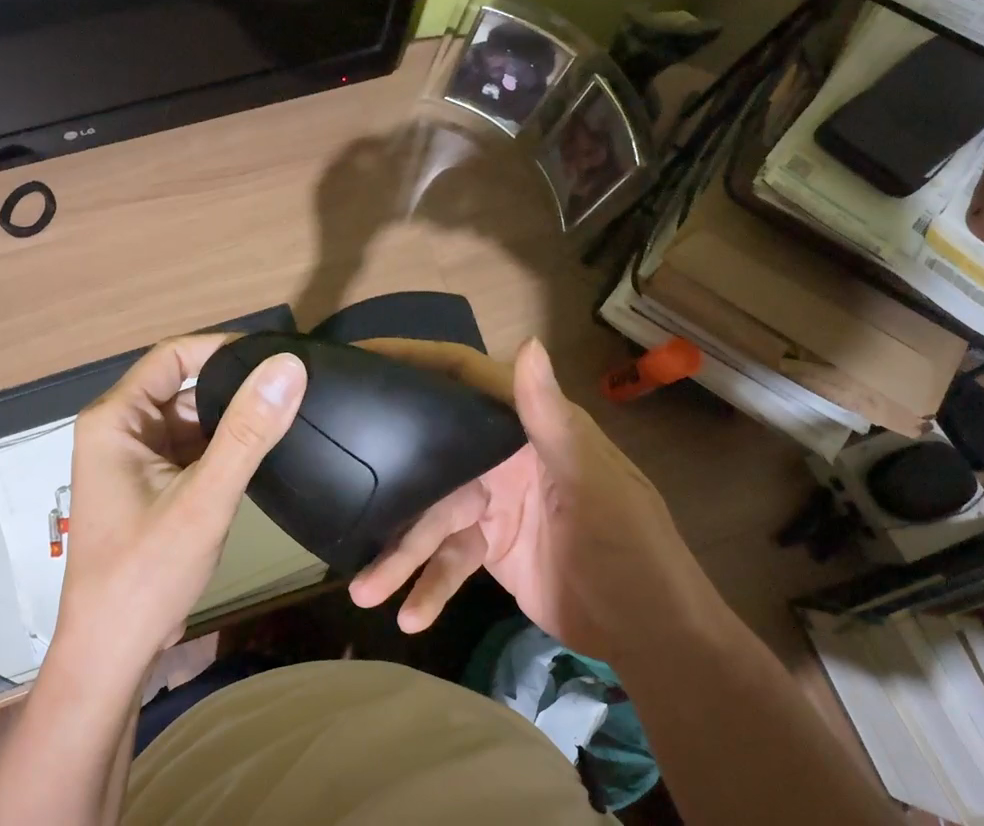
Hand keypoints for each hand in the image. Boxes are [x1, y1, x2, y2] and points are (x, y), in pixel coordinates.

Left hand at [56, 334, 306, 668]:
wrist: (113, 650)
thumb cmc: (146, 572)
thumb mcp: (203, 499)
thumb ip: (247, 432)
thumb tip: (288, 367)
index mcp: (115, 419)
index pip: (172, 357)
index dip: (222, 348)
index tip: (276, 355)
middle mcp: (119, 431)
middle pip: (182, 388)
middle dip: (233, 389)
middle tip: (294, 389)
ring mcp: (133, 462)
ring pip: (190, 422)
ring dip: (231, 423)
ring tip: (289, 416)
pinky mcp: (149, 489)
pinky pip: (190, 453)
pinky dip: (222, 452)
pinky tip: (264, 455)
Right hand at [346, 337, 726, 663]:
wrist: (653, 638)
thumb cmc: (632, 550)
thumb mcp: (594, 484)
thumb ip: (552, 420)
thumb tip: (529, 345)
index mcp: (531, 428)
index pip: (464, 380)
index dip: (416, 361)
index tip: (360, 356)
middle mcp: (504, 457)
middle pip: (430, 457)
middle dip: (384, 474)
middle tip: (329, 469)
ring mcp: (493, 505)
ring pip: (430, 520)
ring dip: (398, 557)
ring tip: (362, 590)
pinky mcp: (489, 549)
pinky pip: (446, 561)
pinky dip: (427, 588)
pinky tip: (407, 617)